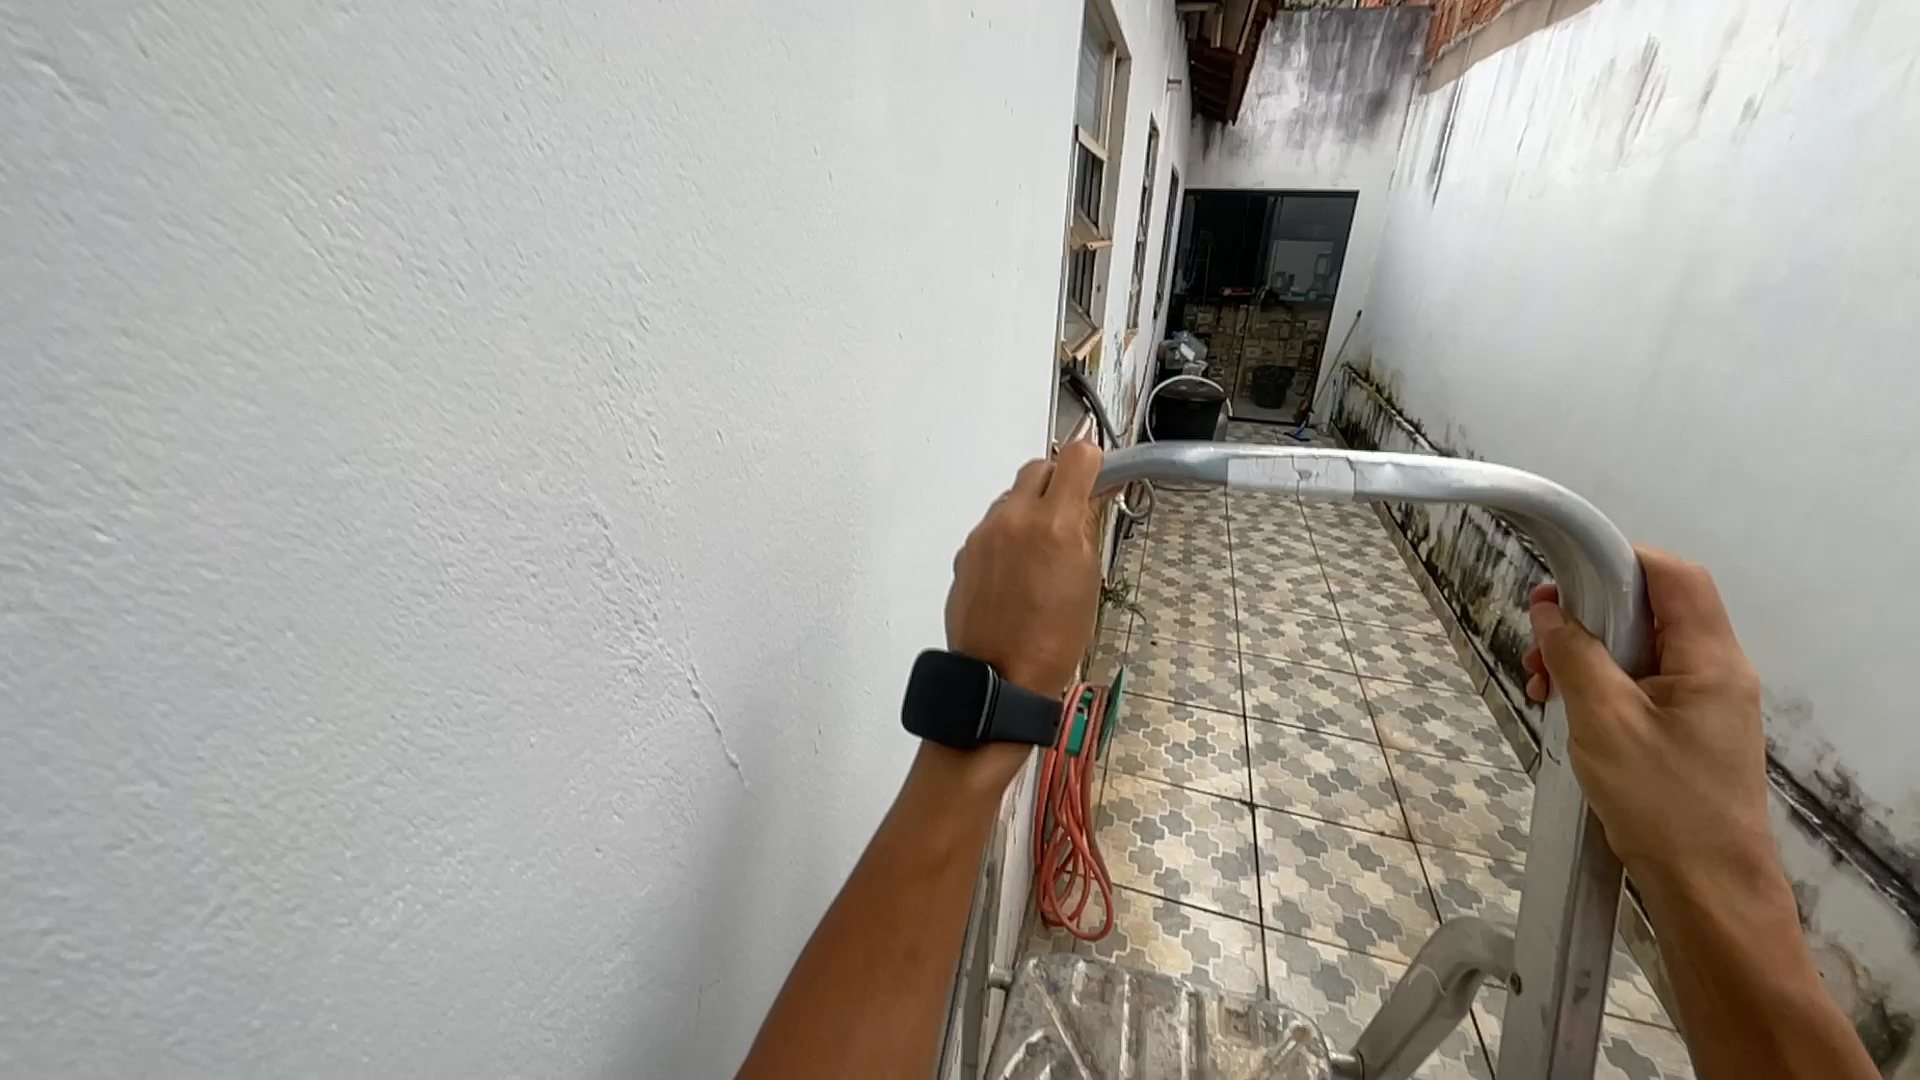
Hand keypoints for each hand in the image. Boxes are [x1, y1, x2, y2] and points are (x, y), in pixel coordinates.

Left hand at [945, 441, 1104, 699]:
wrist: (1001, 675)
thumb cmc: (1053, 639)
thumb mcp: (1089, 580)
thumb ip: (1087, 529)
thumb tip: (1090, 499)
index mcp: (1054, 524)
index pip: (1076, 457)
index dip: (1091, 460)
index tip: (1095, 471)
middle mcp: (1014, 519)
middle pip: (1038, 468)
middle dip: (1057, 481)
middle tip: (1070, 511)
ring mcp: (984, 534)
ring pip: (1011, 498)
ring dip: (1029, 509)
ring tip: (1041, 551)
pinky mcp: (965, 552)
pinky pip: (991, 527)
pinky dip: (1006, 535)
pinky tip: (1016, 570)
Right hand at [1523, 547, 1777, 895]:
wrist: (1703, 883)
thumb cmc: (1659, 799)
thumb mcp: (1602, 718)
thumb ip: (1574, 655)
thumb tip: (1548, 611)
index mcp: (1710, 663)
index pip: (1676, 579)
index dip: (1621, 560)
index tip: (1563, 574)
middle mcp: (1714, 673)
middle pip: (1650, 611)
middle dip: (1585, 615)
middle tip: (1538, 640)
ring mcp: (1699, 702)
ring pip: (1635, 647)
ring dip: (1581, 653)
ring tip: (1542, 682)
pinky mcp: (1681, 726)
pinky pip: (1633, 681)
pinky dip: (1592, 681)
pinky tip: (1560, 704)